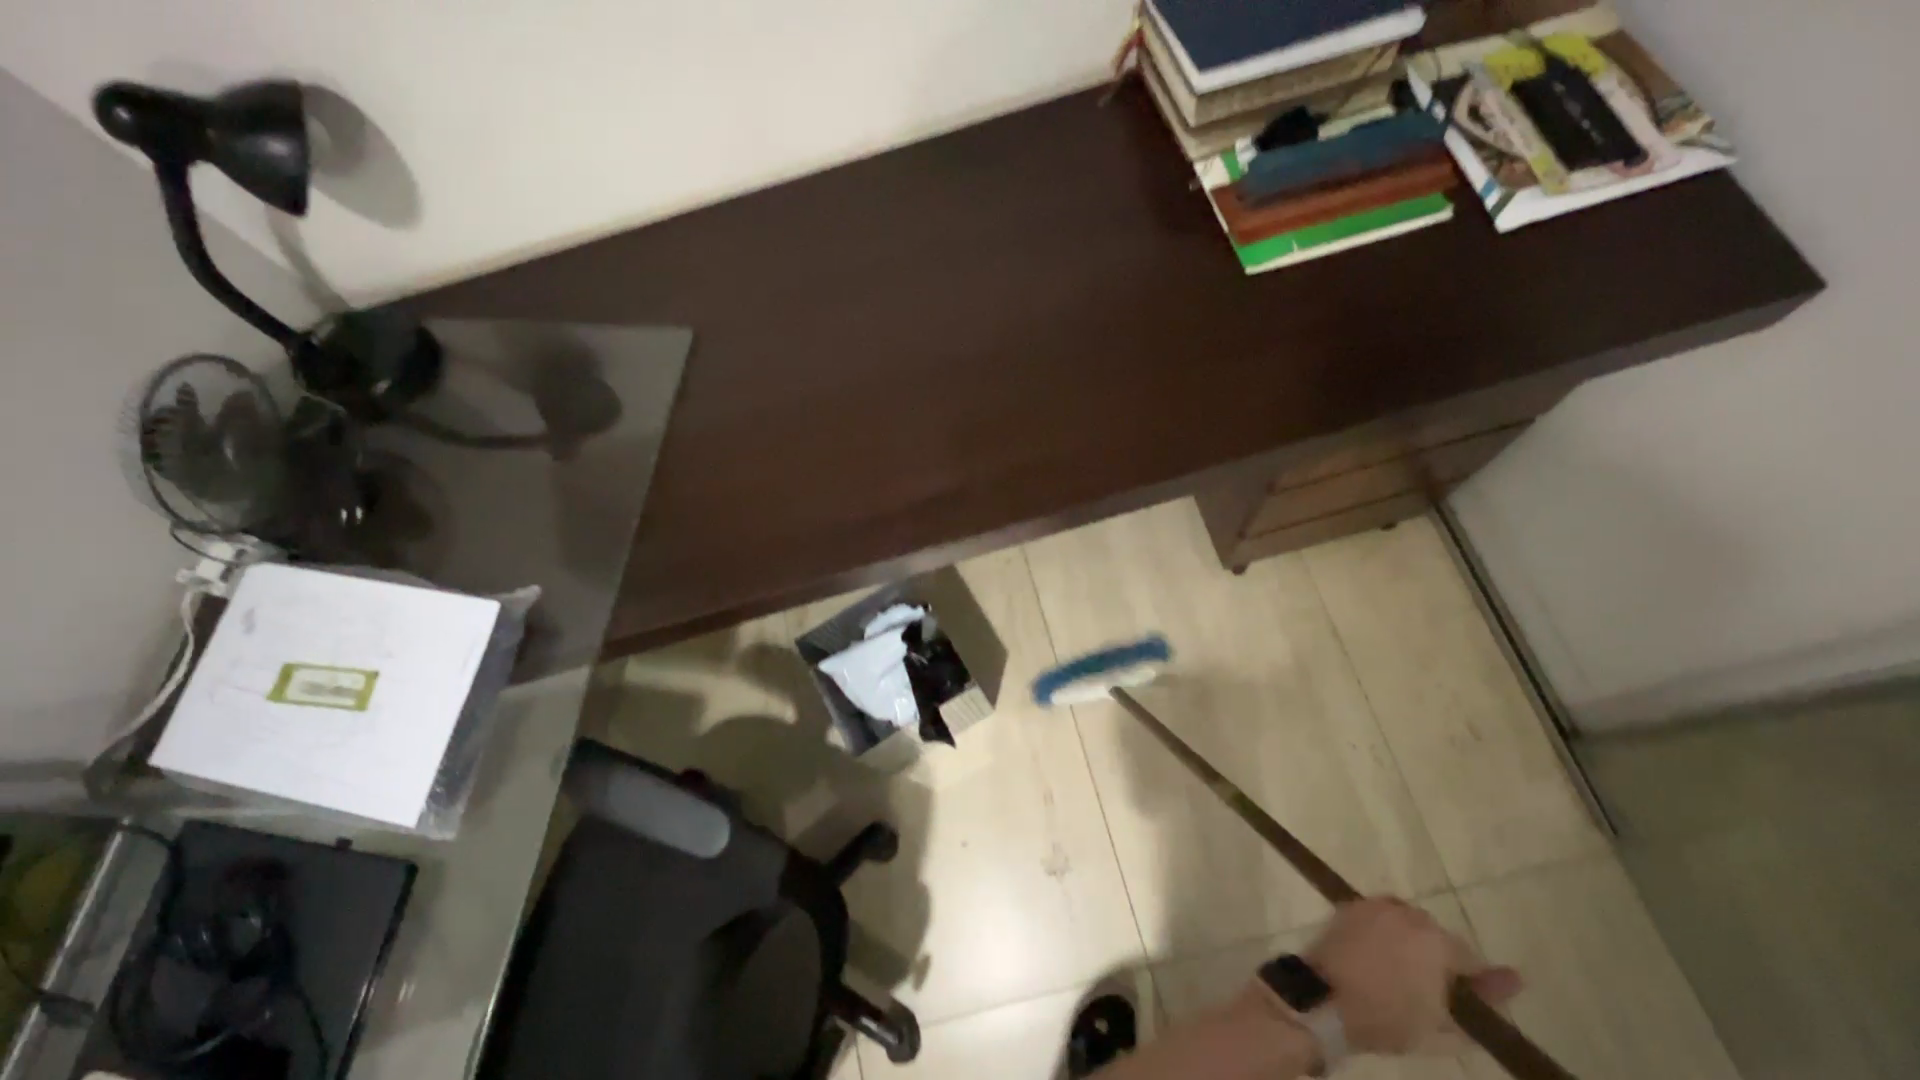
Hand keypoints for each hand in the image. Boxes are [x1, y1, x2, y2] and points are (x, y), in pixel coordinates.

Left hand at [1304, 898, 1522, 1055]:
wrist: (1322, 999)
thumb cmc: (1386, 1018)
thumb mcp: (1442, 1026)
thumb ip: (1481, 1002)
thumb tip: (1516, 980)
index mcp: (1437, 942)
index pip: (1470, 960)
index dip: (1471, 982)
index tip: (1465, 1000)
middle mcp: (1409, 915)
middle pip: (1436, 936)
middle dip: (1436, 958)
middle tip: (1424, 988)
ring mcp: (1375, 907)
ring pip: (1406, 923)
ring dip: (1408, 941)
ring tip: (1397, 971)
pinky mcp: (1348, 907)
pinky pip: (1377, 917)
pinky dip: (1382, 932)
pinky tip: (1374, 955)